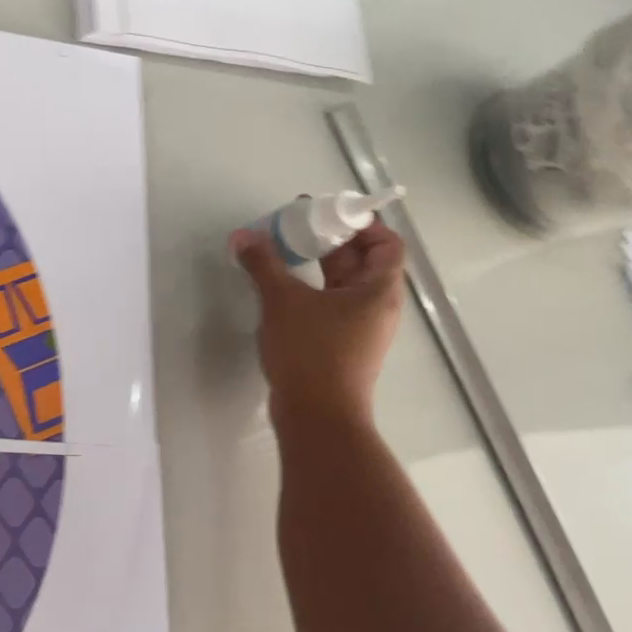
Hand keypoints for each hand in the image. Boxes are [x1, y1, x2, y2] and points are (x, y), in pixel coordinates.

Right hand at [232, 223, 406, 428]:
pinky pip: (331, 309)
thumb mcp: (283, 301)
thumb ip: (264, 264)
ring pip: (344, 288)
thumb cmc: (311, 352)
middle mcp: (378, 308)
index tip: (327, 215)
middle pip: (364, 263)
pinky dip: (312, 294)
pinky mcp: (341, 349)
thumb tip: (245, 235)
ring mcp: (361, 331)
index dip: (361, 224)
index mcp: (379, 291)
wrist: (317, 415)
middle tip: (296, 229)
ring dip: (318, 269)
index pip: (387, 243)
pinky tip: (282, 295)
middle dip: (331, 242)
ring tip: (284, 257)